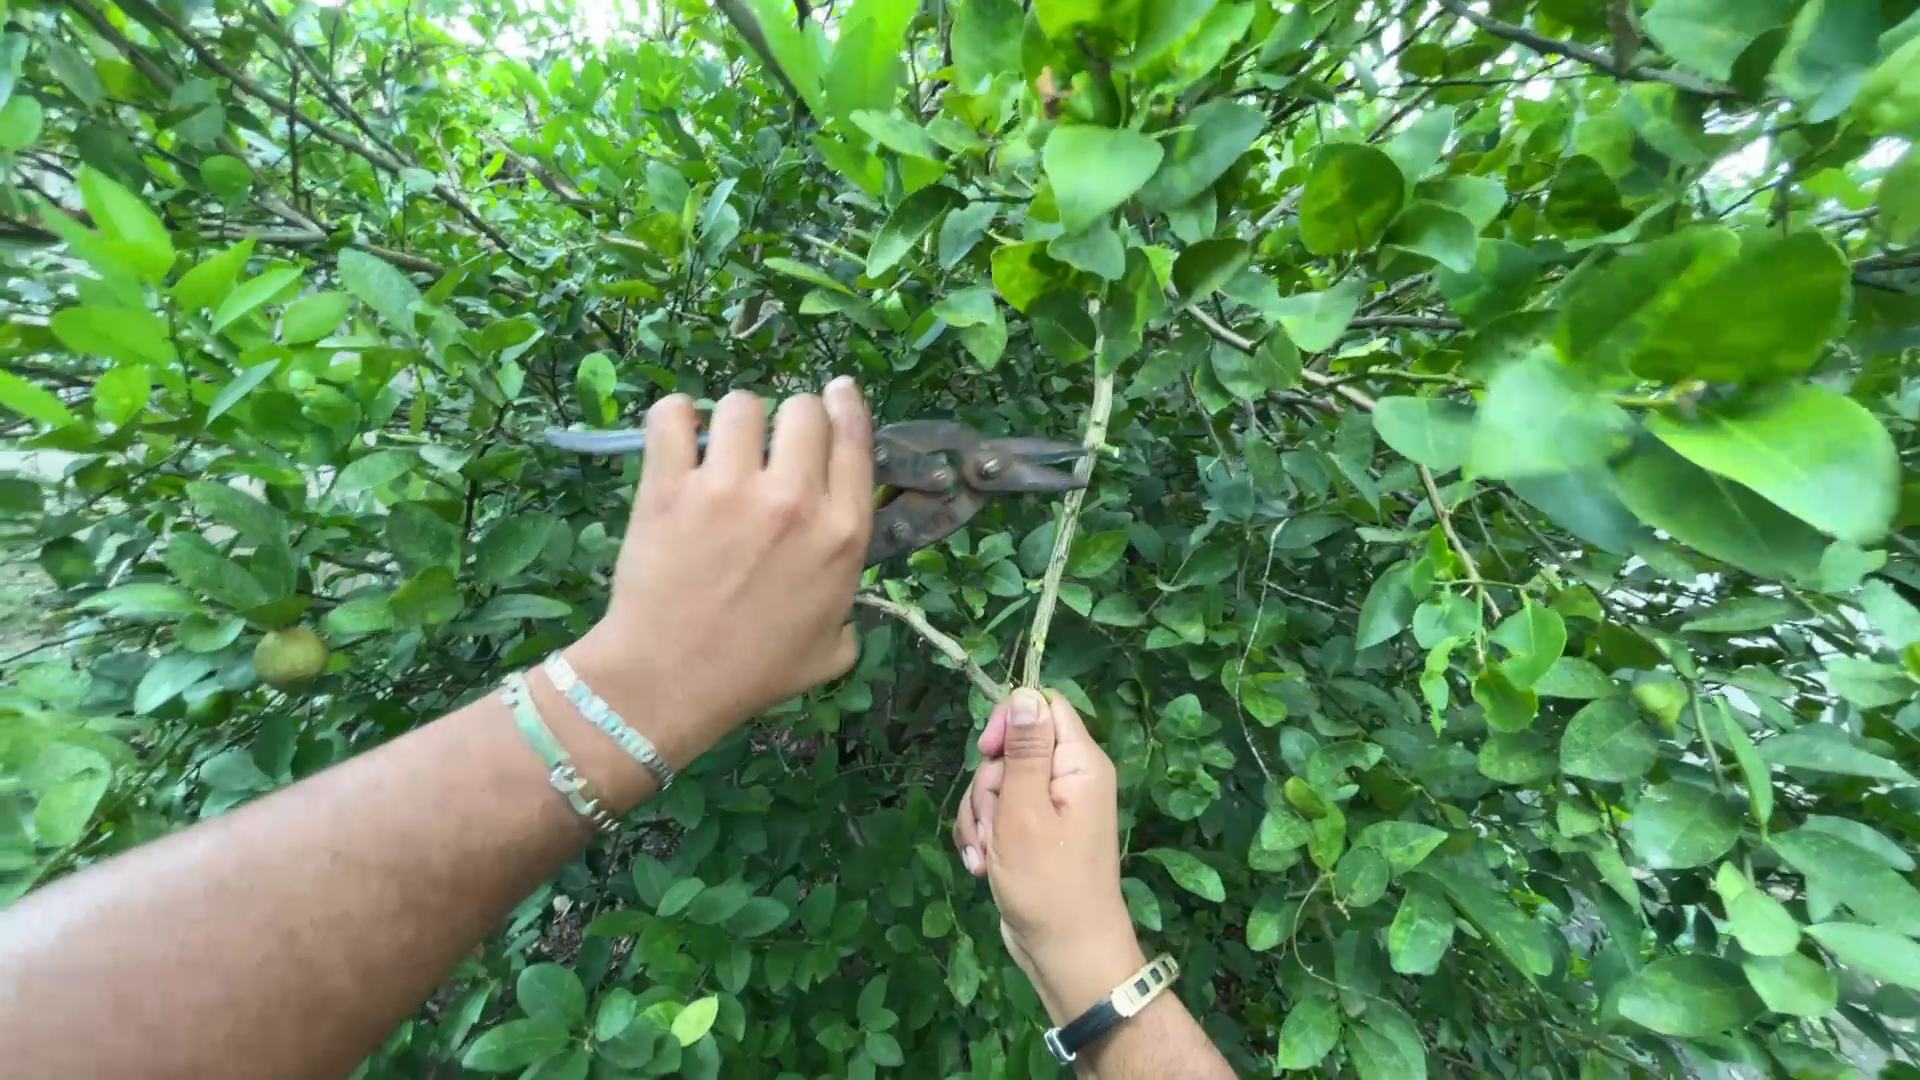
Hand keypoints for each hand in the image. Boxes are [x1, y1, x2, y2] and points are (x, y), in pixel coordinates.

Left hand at [565, 380, 872, 767]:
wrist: (671, 681)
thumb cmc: (757, 670)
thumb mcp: (833, 649)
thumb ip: (852, 608)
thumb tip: (843, 584)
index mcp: (842, 533)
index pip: (854, 439)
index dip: (846, 405)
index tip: (837, 392)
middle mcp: (794, 499)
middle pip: (803, 410)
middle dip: (795, 417)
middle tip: (777, 443)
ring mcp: (729, 489)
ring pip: (742, 405)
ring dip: (738, 419)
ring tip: (727, 445)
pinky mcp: (670, 487)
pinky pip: (673, 416)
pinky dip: (676, 417)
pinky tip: (680, 435)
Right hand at [953, 687, 1143, 1023]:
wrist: (1064, 955)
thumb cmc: (1047, 882)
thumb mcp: (1025, 809)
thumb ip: (1024, 749)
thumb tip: (1025, 692)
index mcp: (1079, 762)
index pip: (1043, 706)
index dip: (1010, 720)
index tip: (988, 752)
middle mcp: (1068, 776)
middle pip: (1013, 747)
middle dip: (988, 784)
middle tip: (994, 822)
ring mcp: (1049, 805)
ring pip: (997, 782)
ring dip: (981, 816)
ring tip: (986, 854)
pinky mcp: (1032, 829)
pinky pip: (997, 812)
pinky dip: (983, 834)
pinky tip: (982, 864)